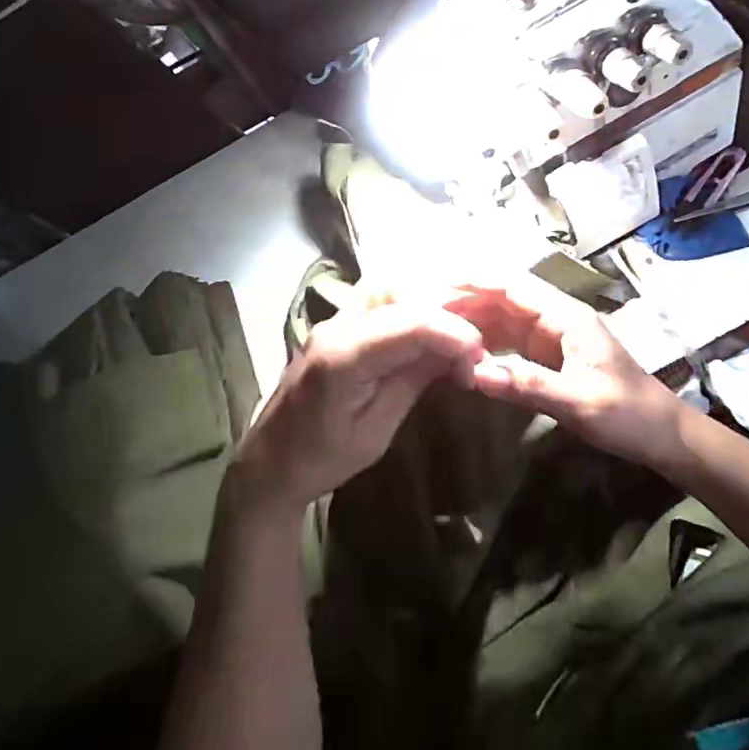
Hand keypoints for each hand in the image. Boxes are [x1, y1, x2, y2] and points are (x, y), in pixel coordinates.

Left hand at [229, 301, 485, 514]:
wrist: (270, 461)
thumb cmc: (321, 458)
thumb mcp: (376, 431)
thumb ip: (412, 381)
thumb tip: (457, 352)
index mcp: (344, 356)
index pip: (410, 323)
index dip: (453, 332)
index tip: (479, 357)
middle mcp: (336, 326)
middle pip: (397, 291)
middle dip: (443, 310)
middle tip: (469, 345)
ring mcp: (332, 322)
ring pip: (385, 288)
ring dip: (424, 303)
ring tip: (451, 336)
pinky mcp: (334, 327)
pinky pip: (375, 301)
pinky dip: (407, 308)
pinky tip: (426, 332)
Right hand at [442, 275, 697, 475]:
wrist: (664, 436)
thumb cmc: (629, 415)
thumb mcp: (580, 402)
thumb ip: (528, 385)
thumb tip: (475, 373)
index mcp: (566, 317)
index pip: (513, 287)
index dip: (475, 281)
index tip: (438, 282)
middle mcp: (555, 318)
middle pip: (503, 298)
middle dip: (466, 299)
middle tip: (425, 309)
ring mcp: (551, 336)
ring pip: (503, 318)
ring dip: (472, 319)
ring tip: (435, 325)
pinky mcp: (547, 355)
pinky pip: (508, 339)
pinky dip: (484, 341)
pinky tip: (462, 349)